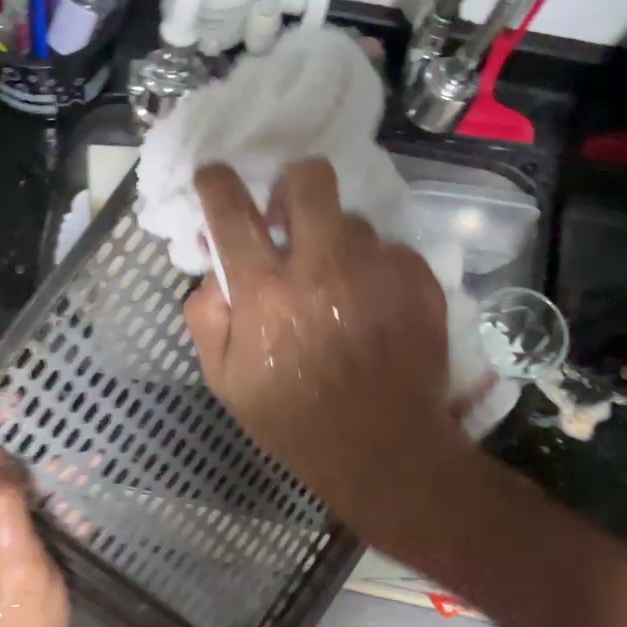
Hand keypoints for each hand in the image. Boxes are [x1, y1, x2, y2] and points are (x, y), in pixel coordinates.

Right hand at [184, 158, 477, 536]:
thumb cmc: (292, 420)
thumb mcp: (226, 382)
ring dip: (337, 244)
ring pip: (354, 222)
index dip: (217, 182)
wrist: (382, 448)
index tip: (215, 177)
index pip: (232, 212)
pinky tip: (373, 309)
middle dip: (293, 186)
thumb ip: (207, 320)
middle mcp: (322, 266)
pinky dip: (375, 271)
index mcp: (266, 292)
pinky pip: (391, 252)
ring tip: (339, 286)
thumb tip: (213, 276)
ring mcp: (377, 269)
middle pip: (310, 179)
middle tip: (289, 218)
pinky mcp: (419, 280)